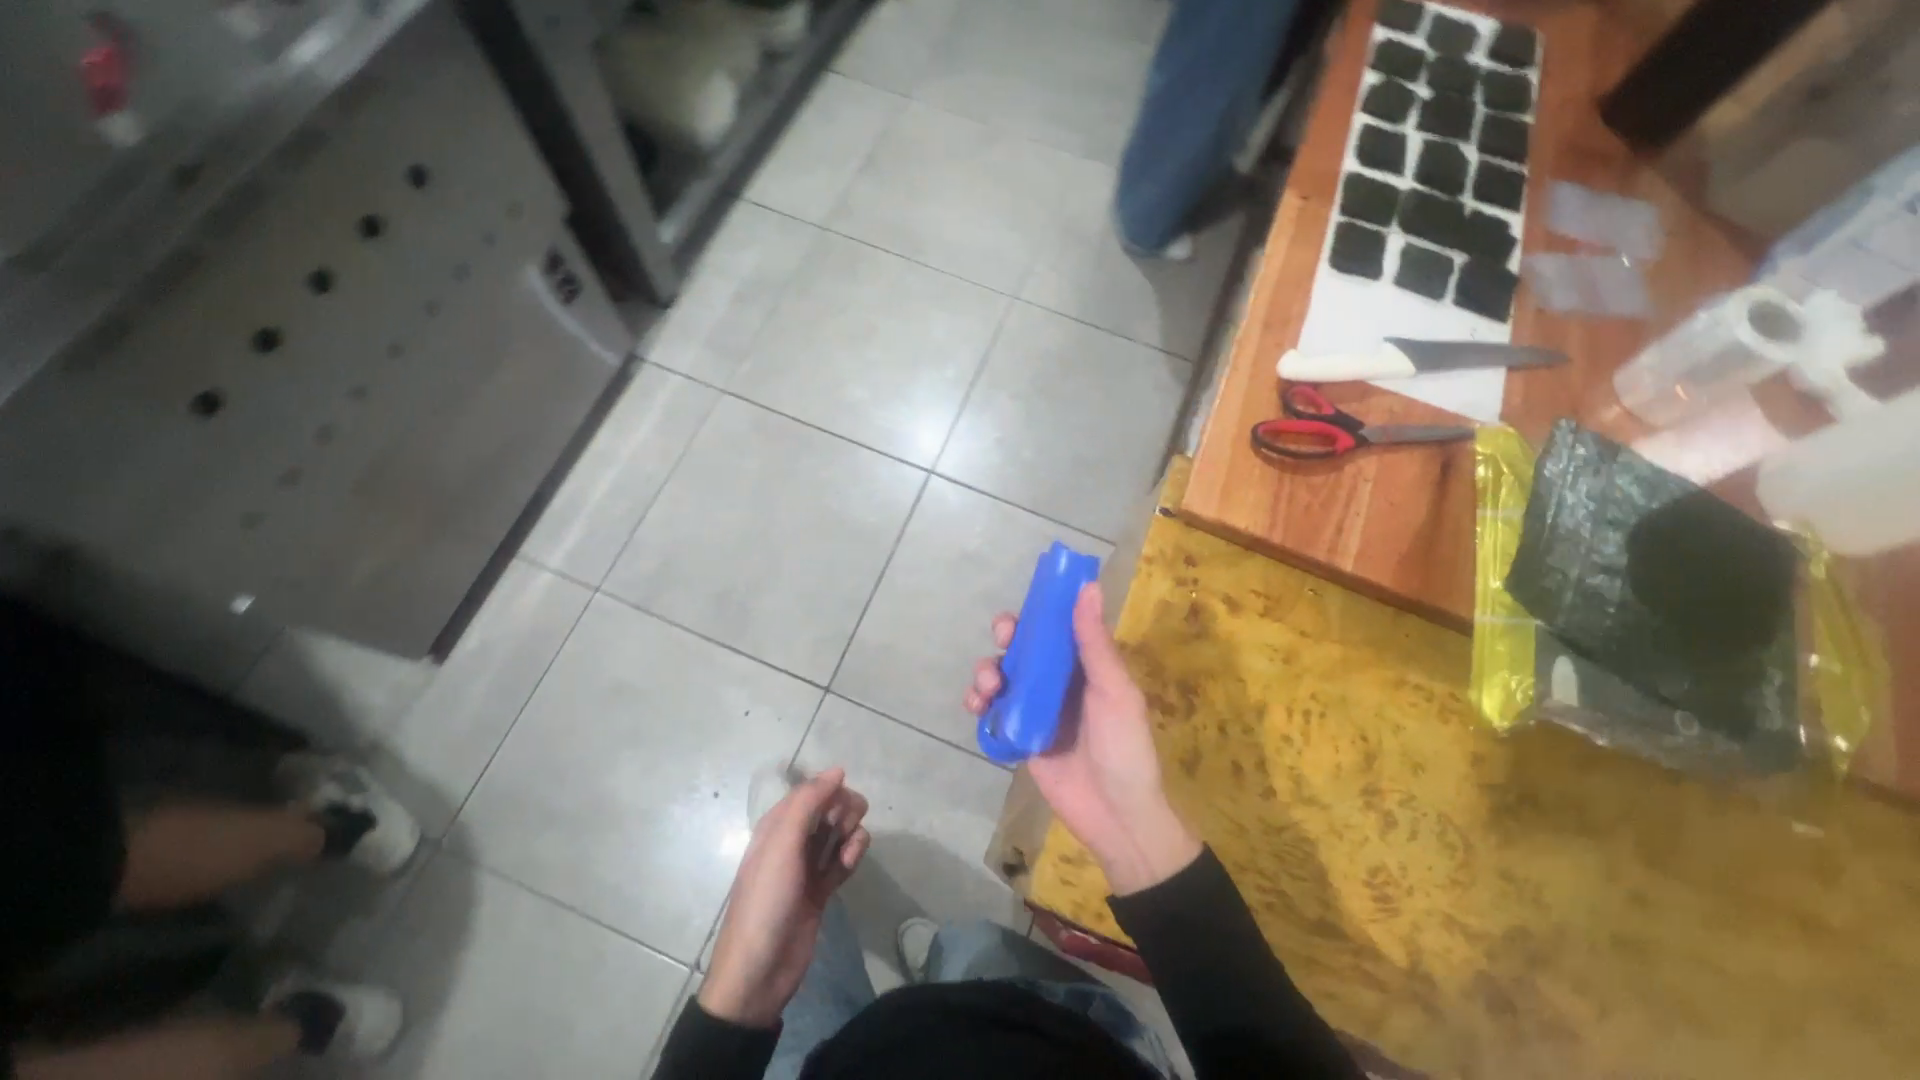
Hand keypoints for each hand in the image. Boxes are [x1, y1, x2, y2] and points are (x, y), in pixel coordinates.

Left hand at [699, 767, 870, 1028]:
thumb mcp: (781, 846)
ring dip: (850, 836)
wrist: (760, 970)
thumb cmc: (766, 901)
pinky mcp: (823, 889)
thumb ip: (808, 803)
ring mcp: (808, 866)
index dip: (831, 792)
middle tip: (842, 833)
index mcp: (776, 826)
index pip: (811, 792)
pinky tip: (849, 867)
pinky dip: (851, 858)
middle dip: (844, 814)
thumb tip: (837, 770)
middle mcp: (792, 841)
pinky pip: (843, 860)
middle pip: (829, 809)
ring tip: (846, 857)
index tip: (842, 806)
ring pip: (840, 833)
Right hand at [965, 584, 1200, 894]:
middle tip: (1002, 641)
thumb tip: (1088, 586)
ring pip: (1003, 678)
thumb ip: (1095, 643)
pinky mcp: (1020, 738)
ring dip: (987, 672)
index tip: (1024, 605)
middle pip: (1024, 649)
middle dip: (1007, 639)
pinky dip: (980, 705)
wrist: (1116, 816)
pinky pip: (994, 713)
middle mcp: (1060, 684)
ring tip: (986, 687)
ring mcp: (1038, 711)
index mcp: (1087, 667)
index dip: (1037, 613)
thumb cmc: (1124, 748)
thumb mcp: (1114, 691)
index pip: (1057, 628)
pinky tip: (977, 708)